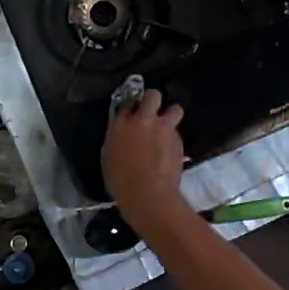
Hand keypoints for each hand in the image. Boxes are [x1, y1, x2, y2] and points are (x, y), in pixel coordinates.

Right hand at [103, 89, 190, 228]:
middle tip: (152, 111)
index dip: (132, 107)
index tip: (133, 113)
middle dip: (153, 100)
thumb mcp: (109, 156)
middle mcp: (144, 121)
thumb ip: (118, 138)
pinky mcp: (179, 140)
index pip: (127, 104)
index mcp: (121, 124)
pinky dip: (174, 138)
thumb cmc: (121, 181)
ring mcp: (164, 129)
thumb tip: (124, 134)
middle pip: (153, 95)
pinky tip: (170, 150)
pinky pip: (178, 132)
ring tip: (167, 128)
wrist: (148, 194)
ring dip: (171, 115)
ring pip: (175, 109)